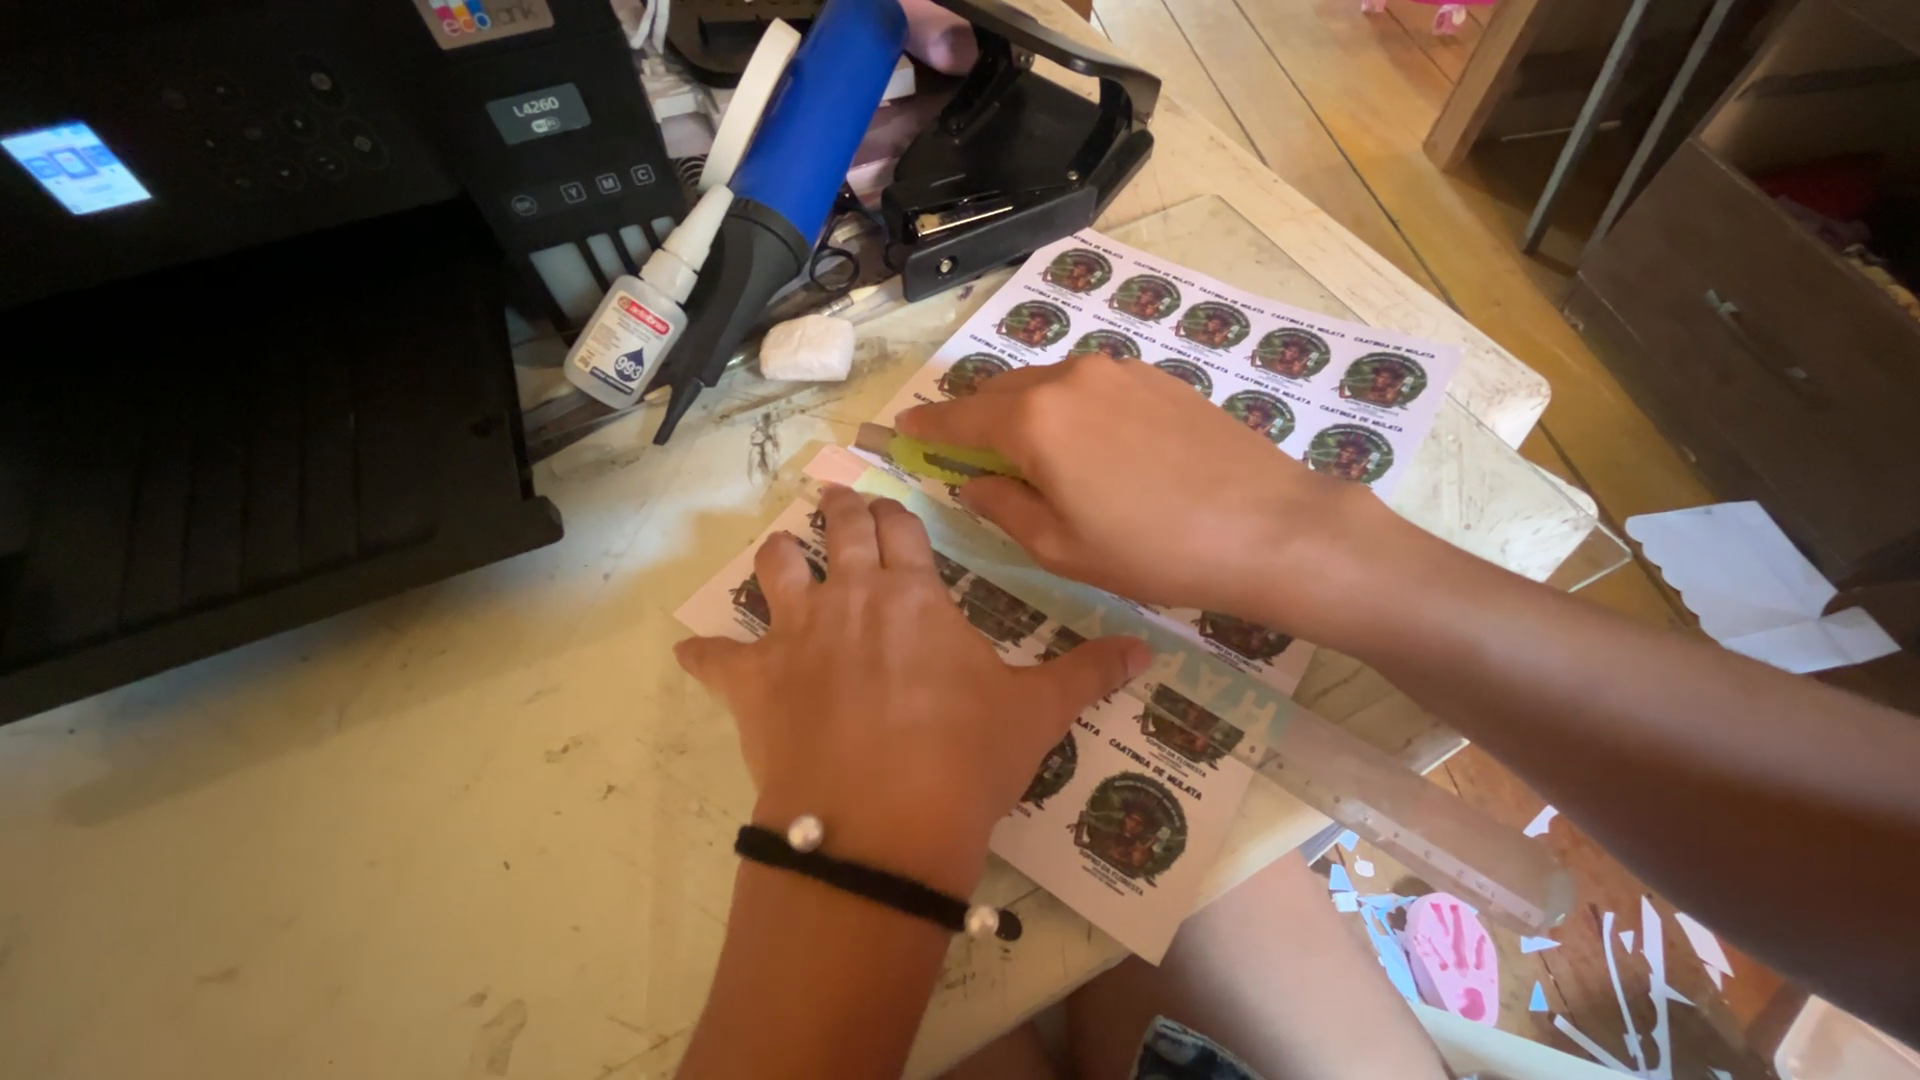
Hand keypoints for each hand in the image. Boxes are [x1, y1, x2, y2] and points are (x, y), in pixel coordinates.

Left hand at [675, 486, 1150, 893]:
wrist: (884, 825)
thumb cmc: (964, 759)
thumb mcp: (1036, 714)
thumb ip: (1088, 673)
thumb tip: (1148, 650)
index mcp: (914, 595)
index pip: (903, 531)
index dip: (897, 516)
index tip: (893, 510)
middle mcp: (850, 598)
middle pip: (839, 532)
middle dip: (840, 512)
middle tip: (837, 501)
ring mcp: (795, 636)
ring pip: (776, 570)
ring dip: (778, 555)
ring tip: (781, 548)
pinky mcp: (753, 684)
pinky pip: (716, 660)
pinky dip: (702, 656)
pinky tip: (687, 653)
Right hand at [896, 354, 1410, 646]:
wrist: (1268, 527)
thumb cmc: (1151, 550)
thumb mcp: (1060, 546)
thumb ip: (1002, 504)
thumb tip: (972, 480)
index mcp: (1034, 420)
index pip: (959, 416)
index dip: (927, 425)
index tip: (905, 430)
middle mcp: (1069, 378)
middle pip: (1001, 391)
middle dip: (976, 418)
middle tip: (970, 454)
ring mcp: (1118, 370)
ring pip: (1047, 385)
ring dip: (1025, 413)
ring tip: (1032, 455)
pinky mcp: (1157, 377)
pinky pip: (1090, 386)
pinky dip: (1069, 408)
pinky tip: (1090, 446)